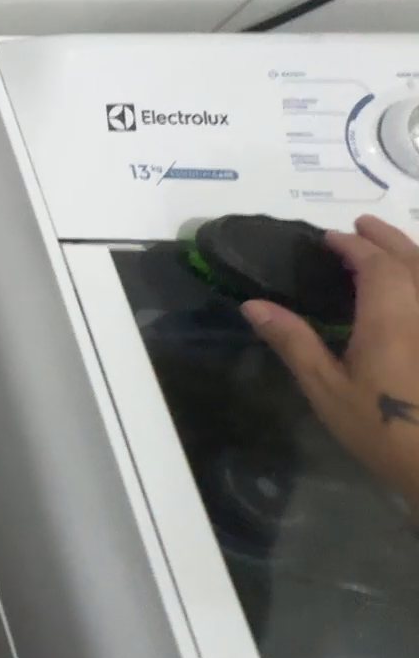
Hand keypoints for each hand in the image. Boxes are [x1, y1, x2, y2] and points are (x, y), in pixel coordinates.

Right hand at [243, 214, 418, 508]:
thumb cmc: (389, 432)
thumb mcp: (329, 391)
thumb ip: (296, 344)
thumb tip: (255, 304)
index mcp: (395, 325)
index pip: (381, 269)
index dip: (356, 247)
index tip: (331, 237)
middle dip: (395, 242)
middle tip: (366, 225)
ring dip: (418, 261)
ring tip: (398, 251)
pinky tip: (414, 293)